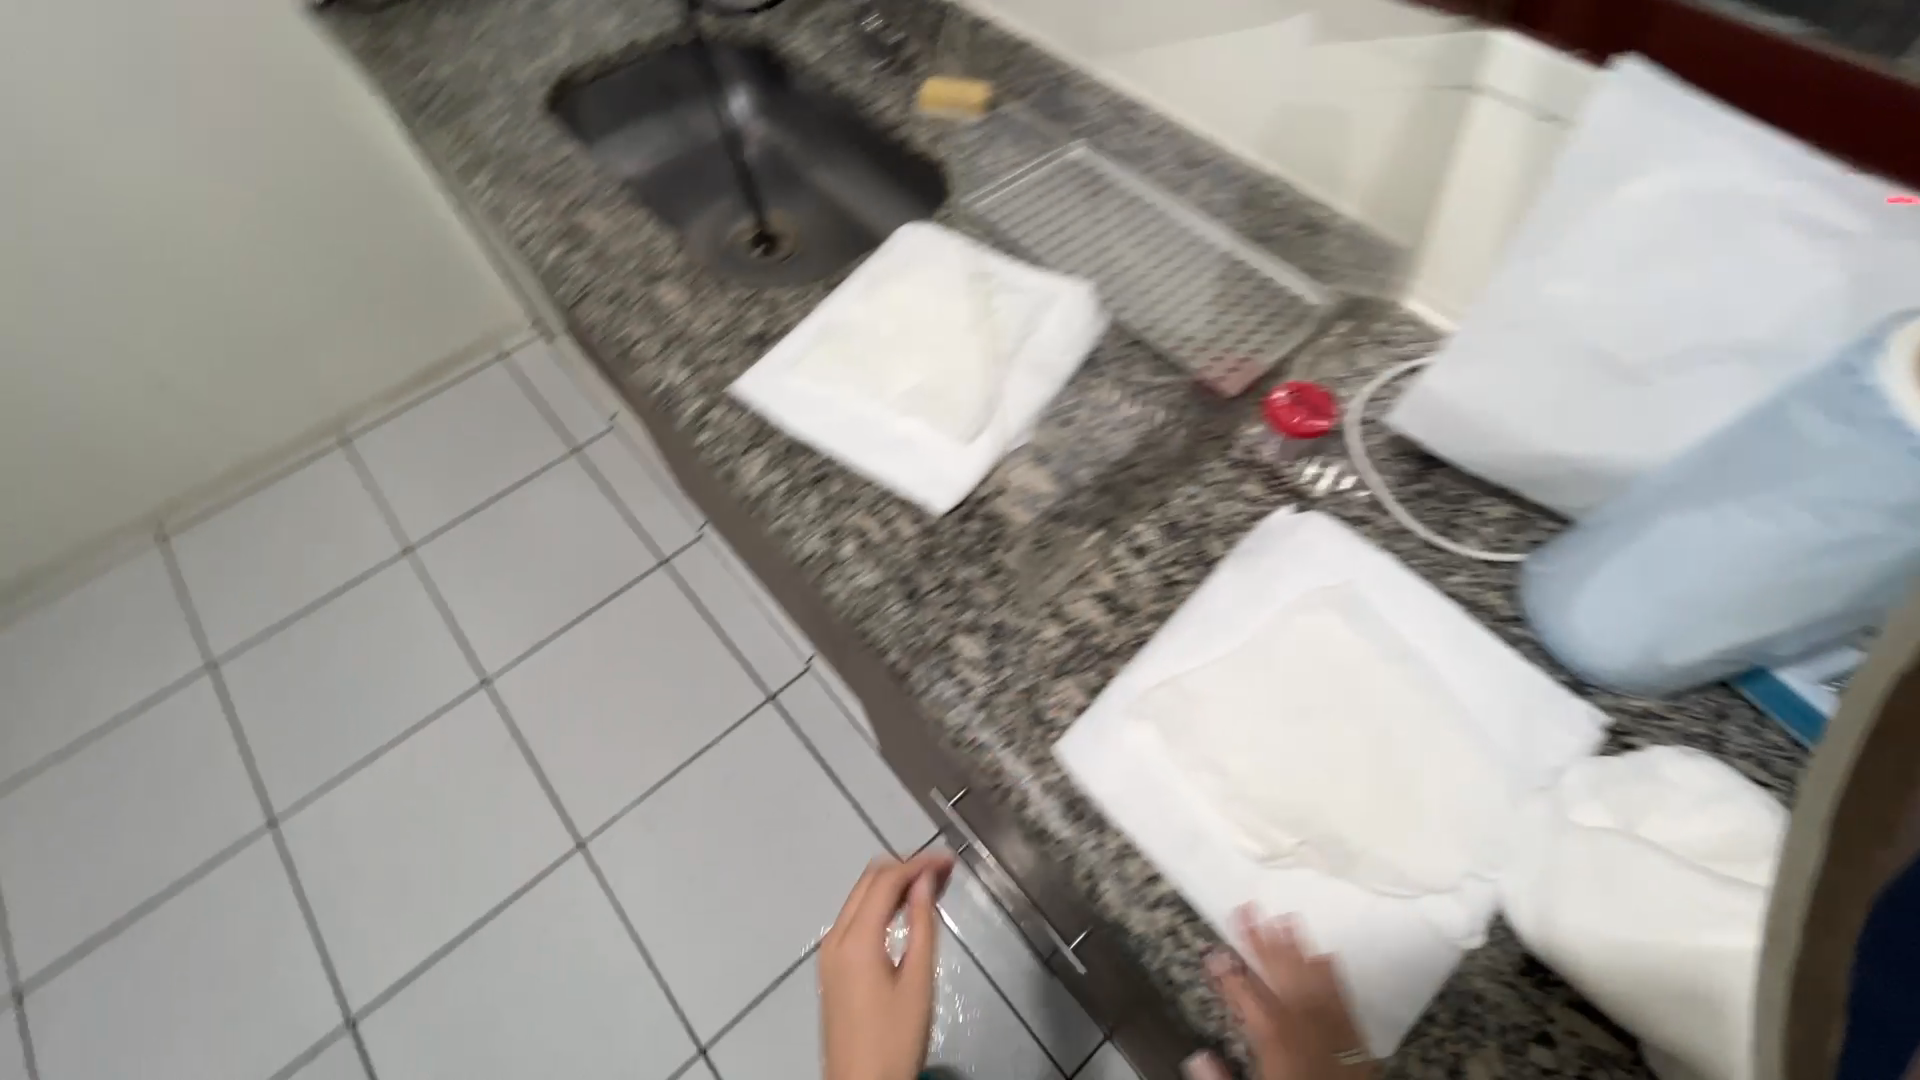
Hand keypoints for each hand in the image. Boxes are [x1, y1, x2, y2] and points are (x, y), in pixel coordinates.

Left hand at [820, 853, 955, 1079]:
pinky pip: (854, 916)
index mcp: (856, 938)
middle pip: (869, 880)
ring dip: (893, 884)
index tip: (949, 861)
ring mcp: (829, 951)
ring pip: (859, 896)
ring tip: (930, 887)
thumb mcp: (918, 981)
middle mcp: (835, 936)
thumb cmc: (895, 1039)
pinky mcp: (831, 965)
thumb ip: (922, 924)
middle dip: (905, 868)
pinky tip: (905, 911)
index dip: (919, 864)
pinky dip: (879, 904)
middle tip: (942, 872)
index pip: (887, 880)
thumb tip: (925, 880)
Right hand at [1191, 905, 1374, 1079]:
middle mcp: (1303, 1034)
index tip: (1214, 953)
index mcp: (1275, 1047)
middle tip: (1247, 909)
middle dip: (1261, 942)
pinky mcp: (1356, 1043)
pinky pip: (1344, 1004)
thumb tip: (1198, 1057)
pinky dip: (1333, 977)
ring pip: (1311, 984)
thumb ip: (1222, 1076)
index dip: (1228, 975)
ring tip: (1284, 917)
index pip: (1247, 1002)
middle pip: (1279, 980)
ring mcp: (1332, 1034)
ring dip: (1297, 949)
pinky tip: (1327, 954)